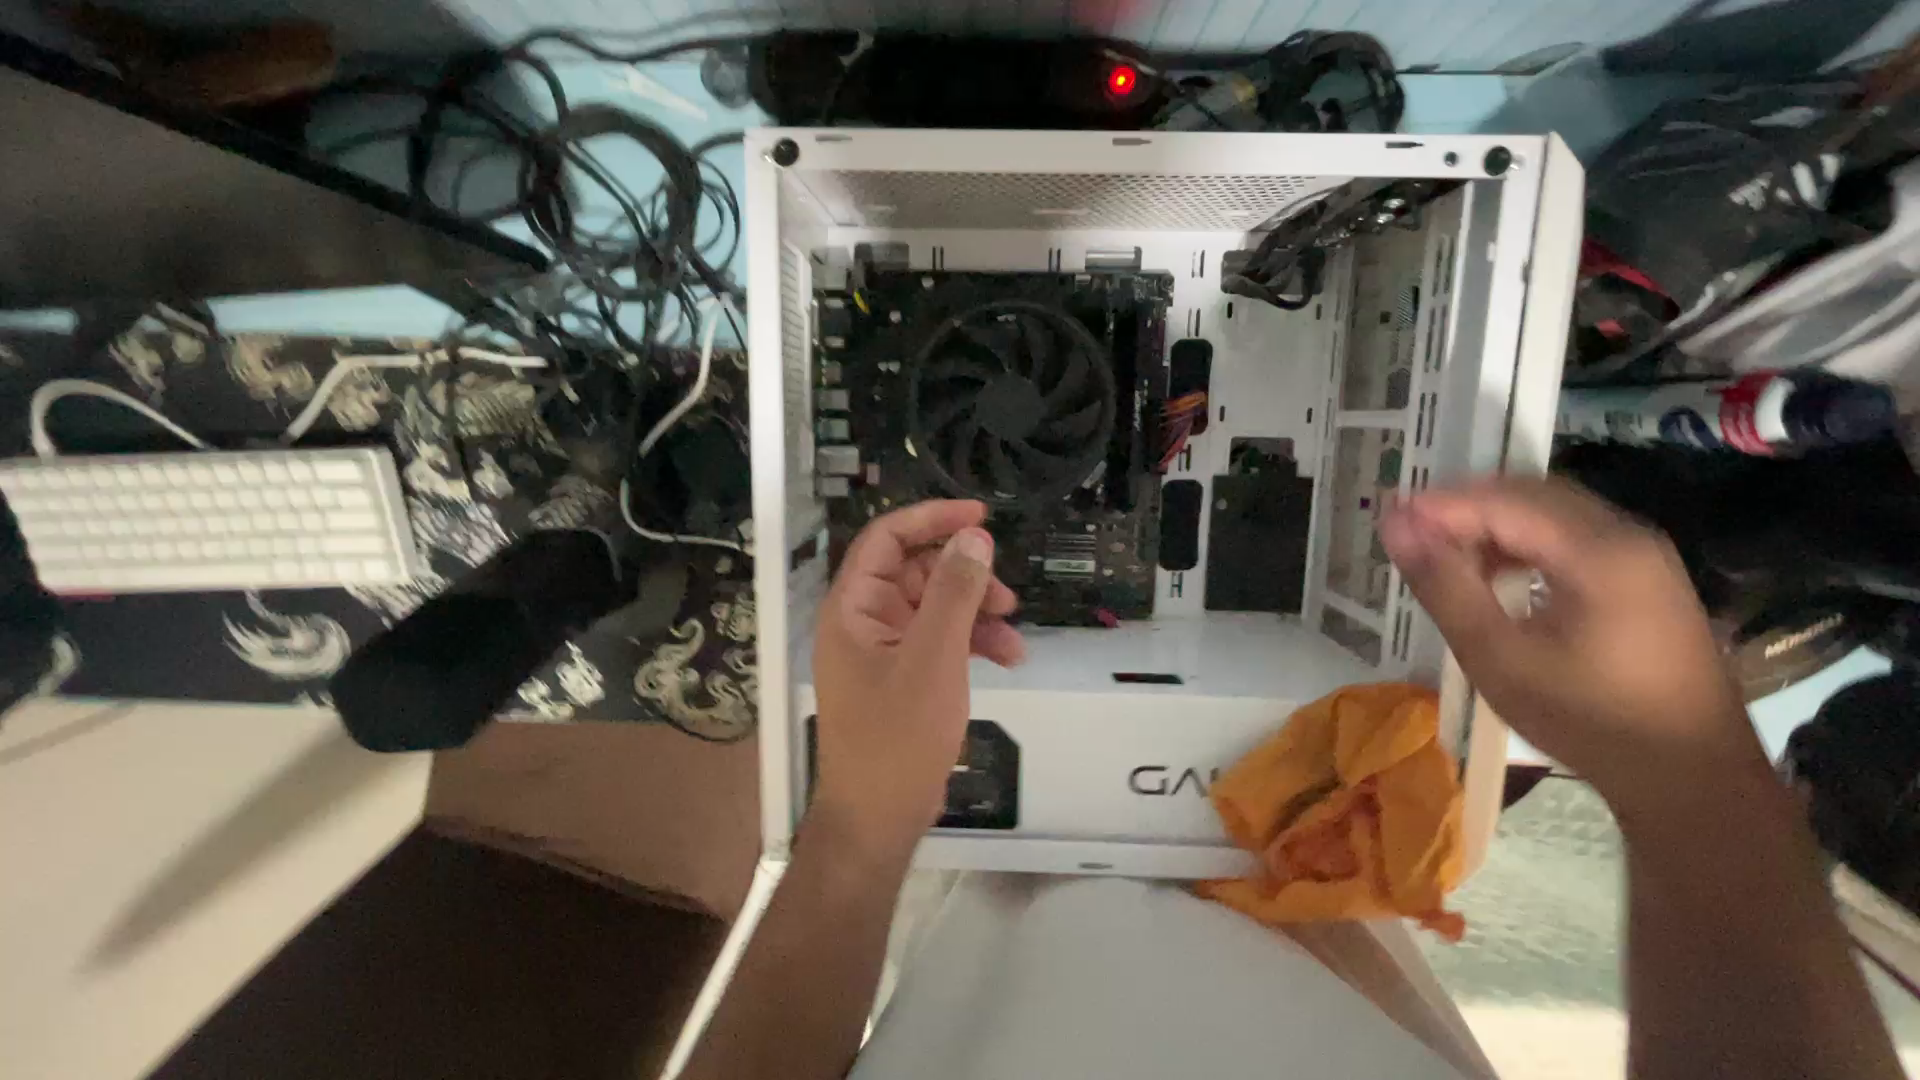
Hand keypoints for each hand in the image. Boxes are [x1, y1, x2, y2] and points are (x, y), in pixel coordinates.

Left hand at [810, 500, 1023, 854]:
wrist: (878, 818)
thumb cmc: (897, 738)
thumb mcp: (933, 659)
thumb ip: (954, 593)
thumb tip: (973, 537)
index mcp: (854, 607)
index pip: (887, 539)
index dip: (931, 518)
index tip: (979, 517)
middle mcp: (865, 621)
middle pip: (918, 572)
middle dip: (967, 578)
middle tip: (1008, 596)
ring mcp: (884, 650)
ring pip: (936, 608)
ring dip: (977, 615)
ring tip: (1015, 641)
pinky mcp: (904, 676)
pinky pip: (940, 641)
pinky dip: (972, 644)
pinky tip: (1006, 660)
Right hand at [1380, 478, 1759, 805]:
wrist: (1689, 778)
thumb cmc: (1585, 718)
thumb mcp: (1497, 656)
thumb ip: (1444, 585)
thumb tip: (1395, 527)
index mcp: (1598, 551)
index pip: (1502, 502)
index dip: (1438, 506)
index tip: (1386, 520)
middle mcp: (1627, 536)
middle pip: (1529, 494)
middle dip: (1462, 507)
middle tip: (1407, 534)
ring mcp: (1643, 555)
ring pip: (1550, 512)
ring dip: (1490, 524)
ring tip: (1441, 555)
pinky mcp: (1644, 577)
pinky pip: (1570, 536)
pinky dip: (1521, 542)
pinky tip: (1493, 575)